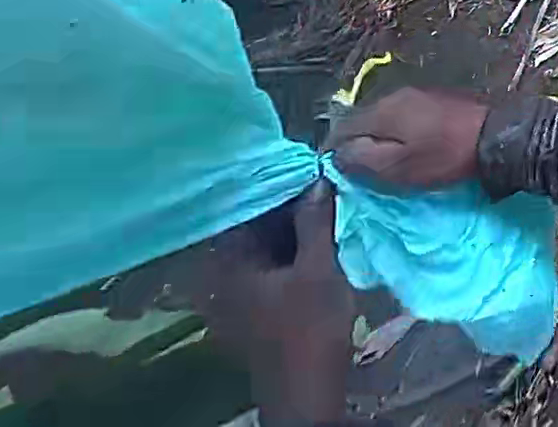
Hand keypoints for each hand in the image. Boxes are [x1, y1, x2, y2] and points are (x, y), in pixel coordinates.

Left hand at [193, 183, 352, 424]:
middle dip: (290, 197)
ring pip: (270, 238)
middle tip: (323, 172)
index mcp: (232, 262)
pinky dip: (296, 240)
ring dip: (296, 218)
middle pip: (259, 220)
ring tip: (327, 191)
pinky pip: (277, 256)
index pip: (250, 205)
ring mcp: (245, 288)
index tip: (309, 160)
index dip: (280, 180)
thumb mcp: (320, 267)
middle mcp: (230, 272)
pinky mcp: (262, 299)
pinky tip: (322, 225)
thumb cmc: (309, 329)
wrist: (308, 397)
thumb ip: (316, 219)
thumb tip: (320, 175)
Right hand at [329, 88, 490, 188]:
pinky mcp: (436, 98)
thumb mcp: (397, 167)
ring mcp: (418, 93)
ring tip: (383, 160)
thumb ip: (361, 159)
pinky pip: (405, 114)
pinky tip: (408, 145)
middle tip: (359, 169)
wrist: (493, 136)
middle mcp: (396, 94)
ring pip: (384, 116)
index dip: (334, 150)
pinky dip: (399, 130)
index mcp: (382, 109)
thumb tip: (336, 154)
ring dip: (379, 136)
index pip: (342, 127)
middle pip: (363, 119)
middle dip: (356, 142)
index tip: (335, 172)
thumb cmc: (442, 156)